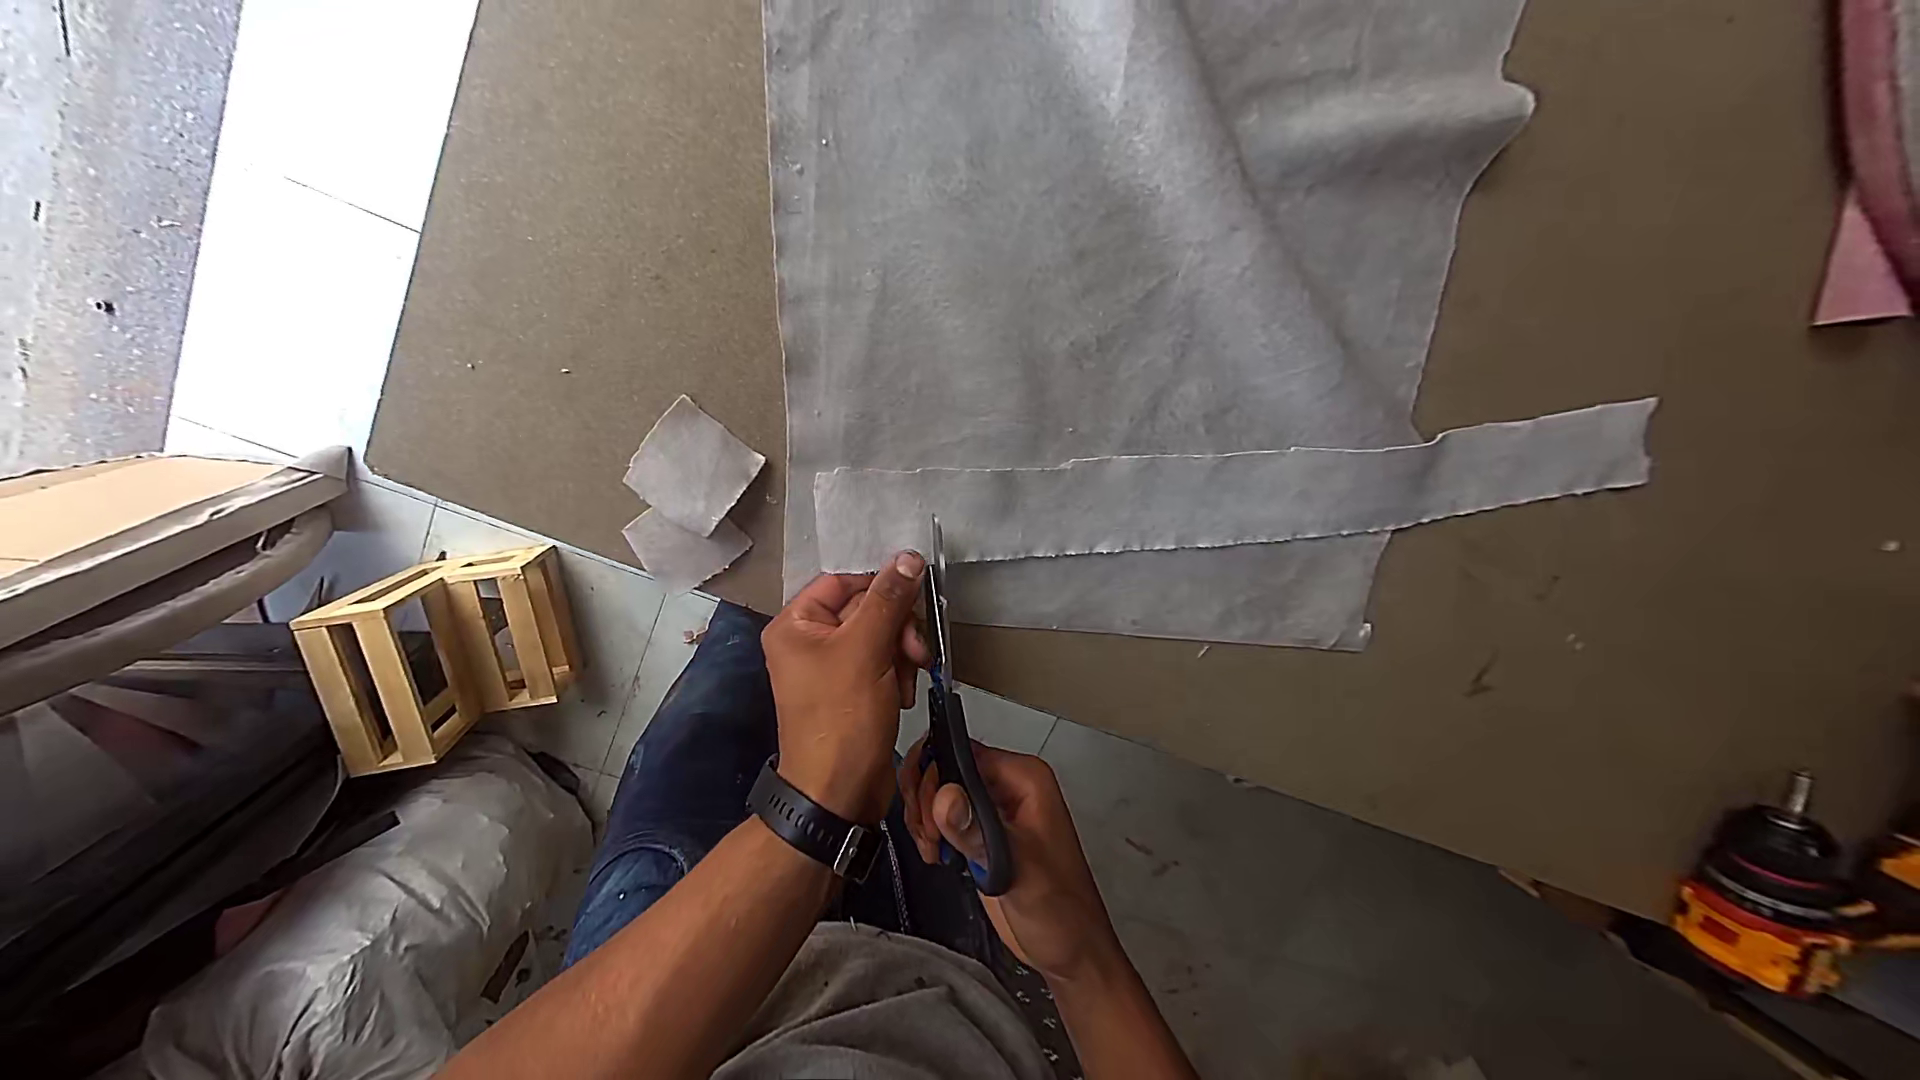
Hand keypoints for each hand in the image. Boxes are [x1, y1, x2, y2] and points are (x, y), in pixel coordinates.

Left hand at [762, 553, 929, 823]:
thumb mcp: (866, 650)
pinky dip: (899, 672)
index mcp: (796, 623)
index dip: (880, 584)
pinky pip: (884, 660)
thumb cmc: (843, 717)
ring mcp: (832, 665)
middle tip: (915, 651)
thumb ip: (888, 600)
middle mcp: (810, 639)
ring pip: (881, 633)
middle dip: (897, 628)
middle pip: (867, 607)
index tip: (915, 592)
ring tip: (907, 679)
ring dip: (903, 652)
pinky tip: (902, 693)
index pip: (844, 581)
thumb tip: (909, 556)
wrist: (840, 792)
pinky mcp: (854, 686)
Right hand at [899, 738, 1125, 984]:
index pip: (964, 752)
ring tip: (931, 848)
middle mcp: (1009, 784)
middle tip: (928, 835)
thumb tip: (944, 796)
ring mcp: (994, 807)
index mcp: (1025, 778)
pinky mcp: (981, 831)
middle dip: (926, 799)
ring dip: (924, 816)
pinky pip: (943, 812)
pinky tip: (934, 852)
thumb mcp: (1017, 867)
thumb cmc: (1060, 910)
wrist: (1069, 952)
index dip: (936, 776)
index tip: (925, 812)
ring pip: (940, 788)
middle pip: (947, 766)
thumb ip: (977, 832)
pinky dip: (929, 829)